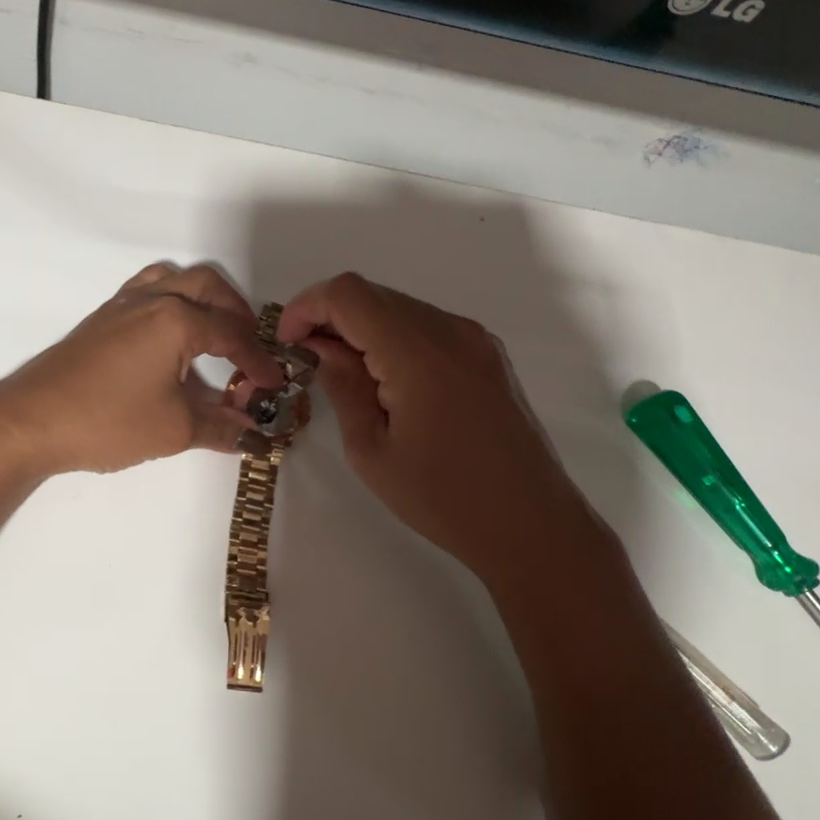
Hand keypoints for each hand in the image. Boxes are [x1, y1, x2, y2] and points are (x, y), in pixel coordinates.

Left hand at [0, 263, 285, 476]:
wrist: (29, 420)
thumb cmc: (107, 421)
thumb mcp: (174, 429)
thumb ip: (221, 426)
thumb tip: (253, 433)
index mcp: (177, 320)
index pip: (233, 335)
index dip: (259, 362)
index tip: (275, 386)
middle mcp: (153, 299)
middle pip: (209, 288)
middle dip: (237, 315)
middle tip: (250, 350)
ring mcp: (123, 304)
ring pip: (176, 281)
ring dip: (204, 300)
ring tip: (216, 334)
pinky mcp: (102, 318)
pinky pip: (149, 291)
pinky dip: (174, 302)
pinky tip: (172, 339)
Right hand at [277, 273, 613, 586]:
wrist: (531, 525)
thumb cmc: (443, 498)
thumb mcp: (371, 449)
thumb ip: (342, 386)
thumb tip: (320, 347)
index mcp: (419, 353)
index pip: (348, 295)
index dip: (306, 308)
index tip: (288, 344)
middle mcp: (451, 331)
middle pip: (373, 295)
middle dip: (330, 317)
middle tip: (308, 362)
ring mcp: (476, 340)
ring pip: (400, 308)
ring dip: (362, 328)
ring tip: (345, 377)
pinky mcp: (488, 356)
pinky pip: (427, 326)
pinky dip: (393, 338)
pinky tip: (385, 381)